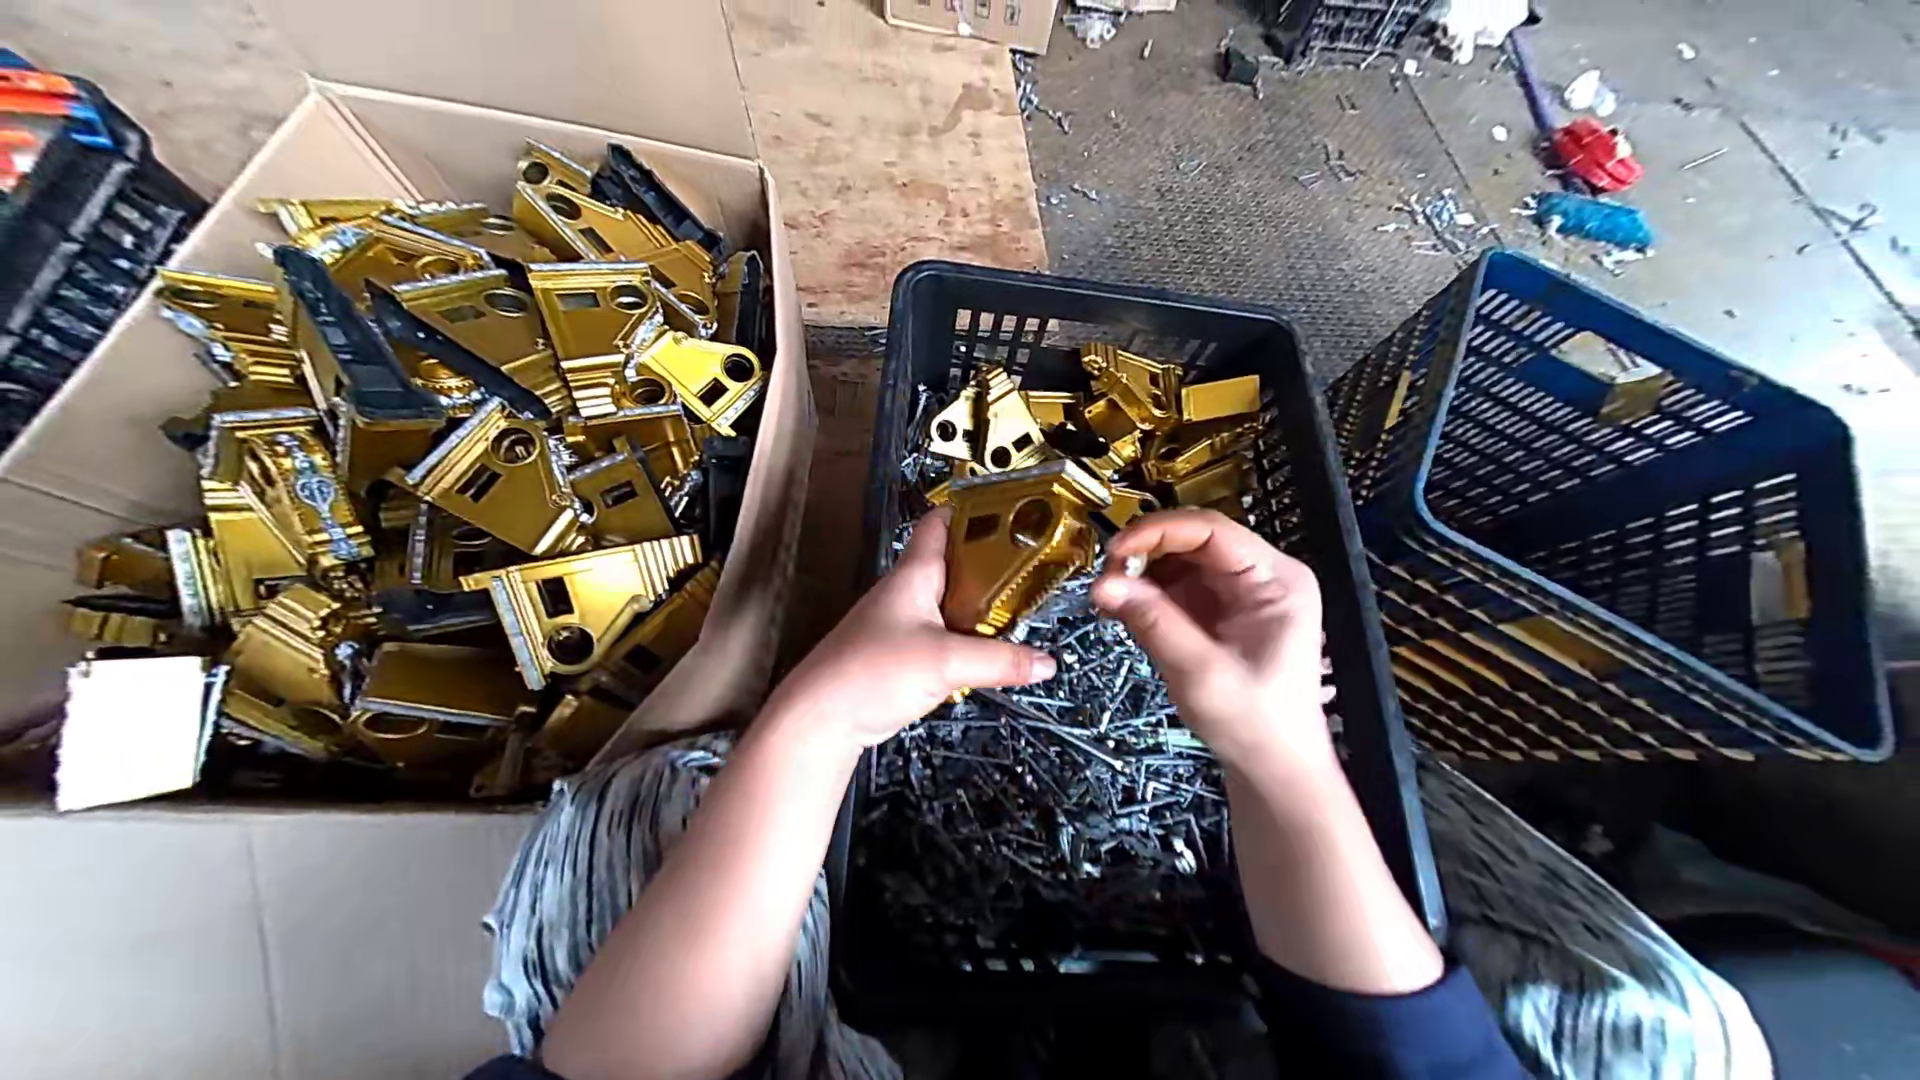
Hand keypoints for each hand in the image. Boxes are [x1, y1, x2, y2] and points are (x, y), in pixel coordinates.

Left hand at [769, 507, 1056, 748]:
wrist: (823, 718)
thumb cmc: (870, 672)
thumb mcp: (945, 662)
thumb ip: (999, 661)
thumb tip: (1043, 662)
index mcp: (913, 575)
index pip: (939, 524)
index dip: (971, 512)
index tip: (1008, 513)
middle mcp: (906, 593)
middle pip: (952, 565)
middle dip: (989, 566)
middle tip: (1027, 571)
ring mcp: (901, 624)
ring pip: (949, 603)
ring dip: (979, 606)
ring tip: (1015, 611)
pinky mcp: (900, 654)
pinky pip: (941, 635)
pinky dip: (965, 639)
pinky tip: (984, 652)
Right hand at [1091, 508, 1334, 772]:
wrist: (1270, 764)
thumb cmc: (1252, 722)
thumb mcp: (1200, 673)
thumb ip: (1153, 623)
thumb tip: (1103, 585)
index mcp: (1275, 580)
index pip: (1212, 531)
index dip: (1159, 531)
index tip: (1116, 551)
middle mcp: (1257, 575)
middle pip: (1192, 539)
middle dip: (1145, 552)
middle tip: (1107, 579)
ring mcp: (1234, 591)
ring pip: (1176, 558)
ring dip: (1139, 571)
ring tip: (1111, 597)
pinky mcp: (1212, 607)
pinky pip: (1171, 583)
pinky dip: (1143, 591)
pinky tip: (1121, 607)